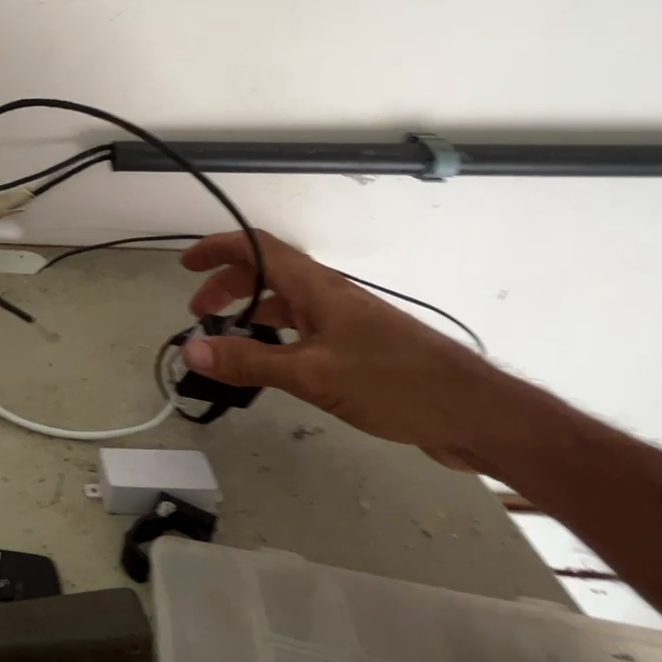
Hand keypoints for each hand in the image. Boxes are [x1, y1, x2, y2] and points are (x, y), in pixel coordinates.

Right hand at [180, 230, 507, 468]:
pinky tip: (272, 365)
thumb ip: (248, 361)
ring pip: (286, 304)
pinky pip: (304, 331)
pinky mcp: (360, 351)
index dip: (218, 247)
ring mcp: (347, 323)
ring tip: (227, 340)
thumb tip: (191, 350)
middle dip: (227, 284)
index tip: (186, 264)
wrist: (475, 415)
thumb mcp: (311, 374)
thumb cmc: (393, 383)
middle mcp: (329, 296)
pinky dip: (275, 338)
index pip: (257, 246)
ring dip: (250, 312)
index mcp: (316, 287)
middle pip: (267, 273)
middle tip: (199, 311)